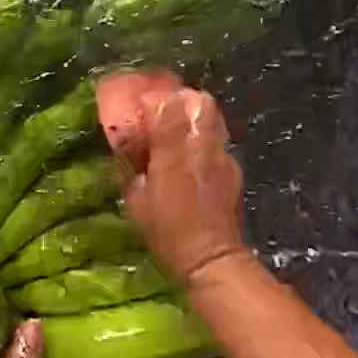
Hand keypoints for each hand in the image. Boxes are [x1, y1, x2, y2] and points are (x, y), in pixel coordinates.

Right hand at [95, 70, 246, 283]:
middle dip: (180, 97)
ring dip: (194, 113)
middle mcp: (201, 147)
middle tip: (163, 107)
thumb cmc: (167, 231)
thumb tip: (124, 140)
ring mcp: (222, 156)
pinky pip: (218, 139)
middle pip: (200, 102)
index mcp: (173, 153)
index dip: (152, 99)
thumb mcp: (136, 199)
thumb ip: (130, 164)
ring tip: (179, 125)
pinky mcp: (233, 169)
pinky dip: (204, 137)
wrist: (212, 260)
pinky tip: (194, 154)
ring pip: (213, 117)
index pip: (166, 106)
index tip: (139, 102)